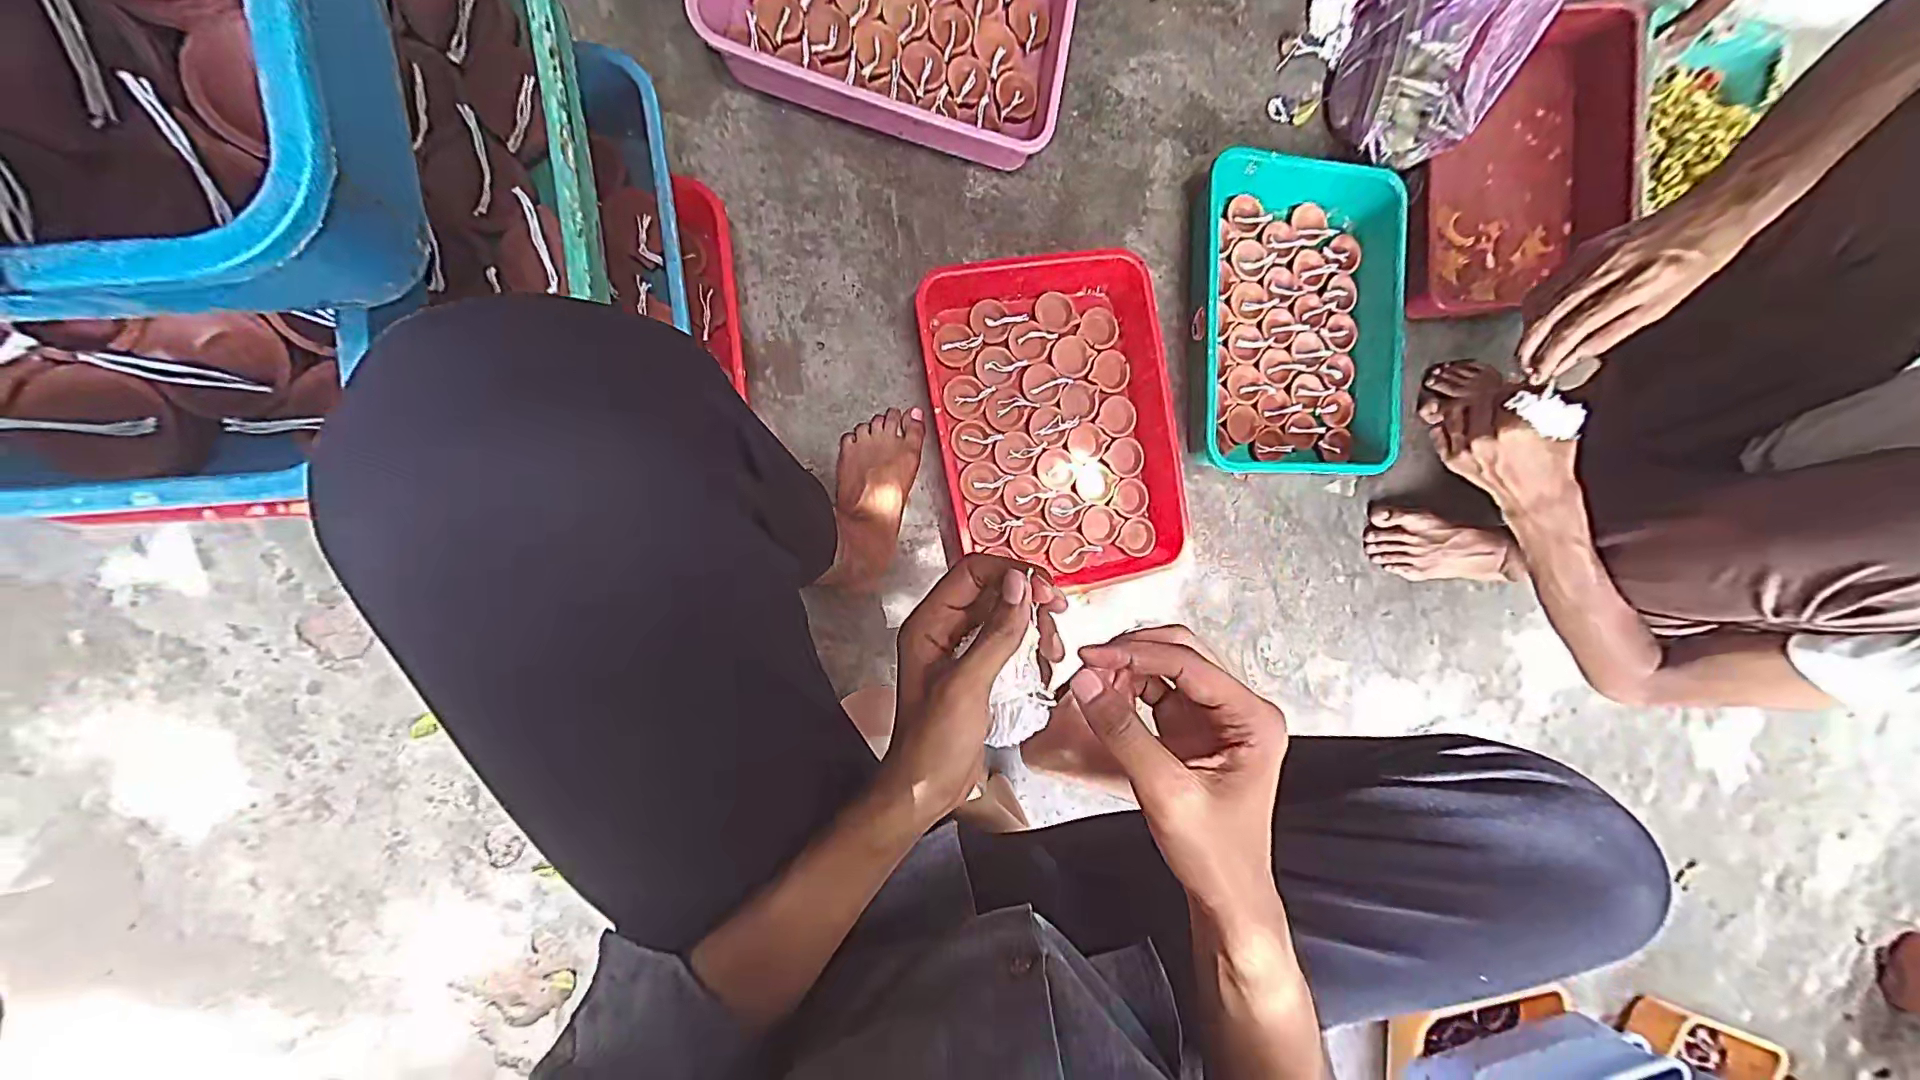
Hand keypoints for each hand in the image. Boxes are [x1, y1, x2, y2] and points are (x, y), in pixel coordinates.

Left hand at [885, 555, 1065, 824]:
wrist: (928, 788)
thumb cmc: (931, 743)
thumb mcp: (967, 684)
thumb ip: (996, 633)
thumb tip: (1019, 586)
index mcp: (929, 623)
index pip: (972, 572)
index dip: (1009, 572)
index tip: (1042, 585)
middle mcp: (945, 630)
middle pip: (994, 591)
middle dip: (1028, 600)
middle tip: (1055, 613)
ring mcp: (964, 649)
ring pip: (1008, 616)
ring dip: (1035, 627)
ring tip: (1050, 649)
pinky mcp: (981, 669)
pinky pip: (1012, 642)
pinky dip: (1032, 649)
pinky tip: (1041, 666)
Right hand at [1067, 630, 1287, 917]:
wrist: (1225, 894)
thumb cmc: (1217, 855)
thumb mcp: (1166, 792)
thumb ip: (1124, 732)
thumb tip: (1089, 683)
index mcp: (1253, 719)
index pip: (1189, 663)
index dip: (1136, 654)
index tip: (1094, 656)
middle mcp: (1238, 710)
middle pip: (1180, 653)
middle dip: (1132, 652)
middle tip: (1090, 662)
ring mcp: (1214, 716)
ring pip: (1166, 666)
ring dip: (1127, 667)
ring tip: (1093, 680)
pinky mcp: (1190, 727)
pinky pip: (1155, 690)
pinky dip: (1127, 686)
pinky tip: (1106, 696)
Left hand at [1429, 380, 1580, 515]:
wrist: (1535, 499)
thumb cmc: (1551, 466)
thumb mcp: (1558, 428)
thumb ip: (1544, 404)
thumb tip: (1531, 387)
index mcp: (1511, 428)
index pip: (1500, 392)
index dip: (1508, 388)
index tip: (1512, 389)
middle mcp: (1482, 438)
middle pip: (1473, 400)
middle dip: (1486, 394)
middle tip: (1493, 395)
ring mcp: (1463, 450)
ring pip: (1452, 413)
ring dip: (1464, 405)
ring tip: (1476, 406)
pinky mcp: (1452, 459)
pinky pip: (1439, 432)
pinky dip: (1447, 423)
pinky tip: (1458, 420)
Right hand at [1516, 208, 1739, 384]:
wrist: (1714, 209)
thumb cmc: (1699, 260)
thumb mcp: (1663, 305)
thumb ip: (1612, 332)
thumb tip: (1572, 359)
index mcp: (1634, 286)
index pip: (1574, 328)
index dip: (1550, 355)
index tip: (1540, 375)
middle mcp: (1605, 270)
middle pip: (1547, 316)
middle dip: (1529, 347)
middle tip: (1525, 368)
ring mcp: (1589, 256)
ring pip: (1538, 302)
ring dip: (1528, 330)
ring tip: (1530, 349)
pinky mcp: (1582, 249)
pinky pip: (1547, 285)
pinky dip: (1536, 309)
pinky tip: (1541, 322)